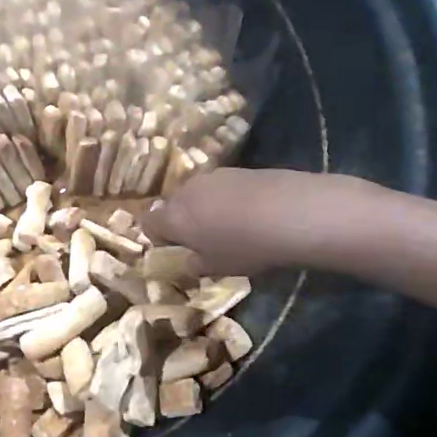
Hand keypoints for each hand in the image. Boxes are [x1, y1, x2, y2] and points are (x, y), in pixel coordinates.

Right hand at [146, 168, 373, 274]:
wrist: (288, 213)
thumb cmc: (244, 247)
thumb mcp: (217, 267)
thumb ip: (196, 265)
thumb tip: (189, 261)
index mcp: (173, 217)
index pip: (149, 223)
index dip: (158, 237)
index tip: (176, 249)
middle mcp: (186, 191)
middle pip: (174, 205)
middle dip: (183, 220)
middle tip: (203, 240)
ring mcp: (213, 176)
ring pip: (198, 193)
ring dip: (206, 208)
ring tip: (230, 226)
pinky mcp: (238, 169)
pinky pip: (222, 187)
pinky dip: (228, 199)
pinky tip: (250, 213)